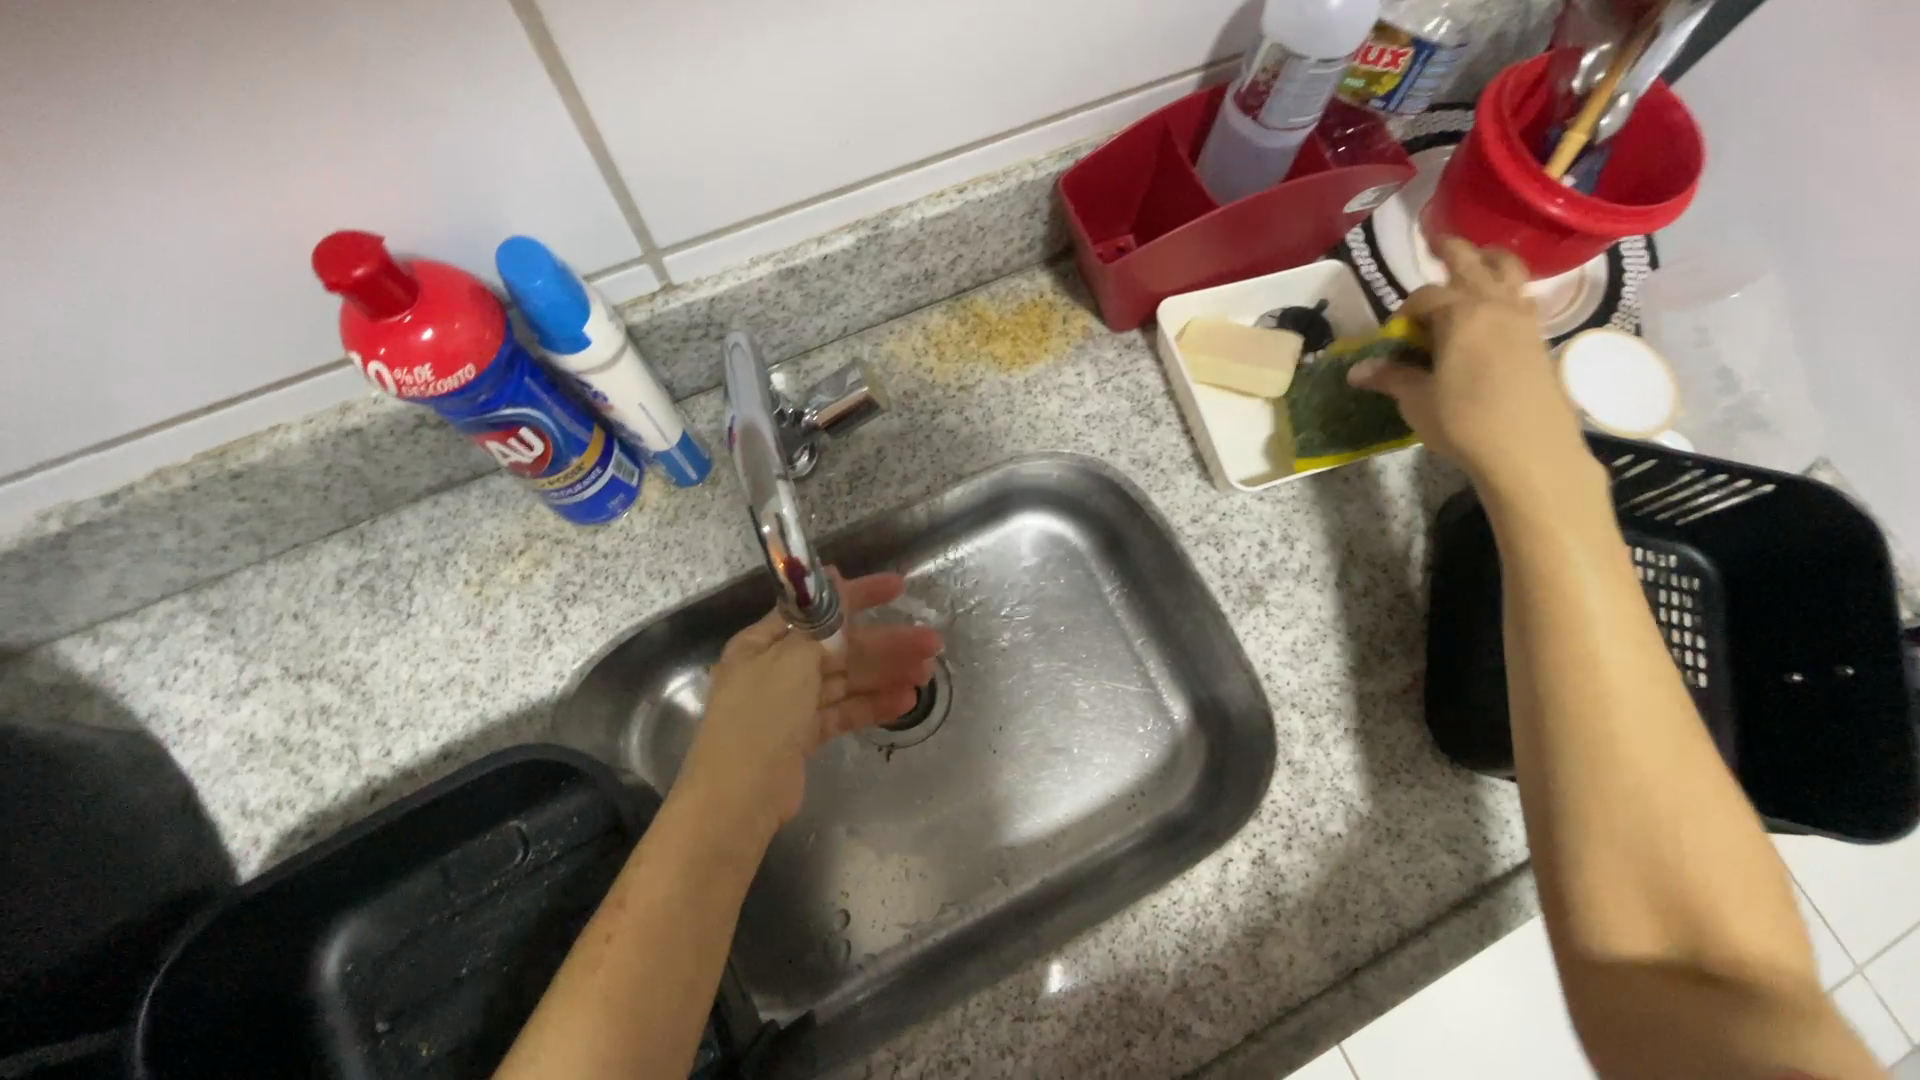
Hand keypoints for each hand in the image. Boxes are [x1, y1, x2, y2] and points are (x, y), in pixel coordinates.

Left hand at [675, 571, 942, 833]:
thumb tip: (832, 578)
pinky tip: (906, 702)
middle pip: (839, 647)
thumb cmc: (760, 719)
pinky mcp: (804, 736)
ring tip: (927, 674)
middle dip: (885, 643)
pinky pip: (844, 712)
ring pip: (846, 680)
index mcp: (764, 643)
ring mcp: (791, 704)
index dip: (857, 596)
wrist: (738, 799)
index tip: (898, 588)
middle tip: (931, 642)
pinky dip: (872, 706)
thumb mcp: (790, 662)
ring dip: (886, 674)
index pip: (817, 610)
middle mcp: (777, 668)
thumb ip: (820, 626)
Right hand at [1348, 238, 1596, 499]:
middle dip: (1453, 251)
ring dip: (1490, 262)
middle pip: (1474, 264)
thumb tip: (1358, 370)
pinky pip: (1522, 300)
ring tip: (1479, 259)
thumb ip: (1391, 377)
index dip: (1405, 309)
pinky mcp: (1539, 341)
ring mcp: (1523, 321)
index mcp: (1460, 314)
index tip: (1393, 332)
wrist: (1530, 450)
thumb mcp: (1417, 400)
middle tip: (1439, 239)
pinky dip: (1507, 291)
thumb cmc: (1464, 421)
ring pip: (1509, 274)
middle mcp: (1495, 306)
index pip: (1425, 295)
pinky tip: (1497, 307)